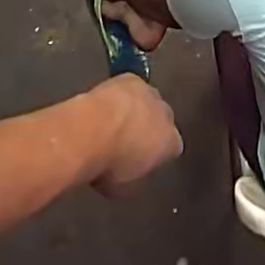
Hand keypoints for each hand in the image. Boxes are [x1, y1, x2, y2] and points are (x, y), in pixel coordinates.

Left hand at [86, 76, 182, 196]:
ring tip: (116, 120)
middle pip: (163, 119)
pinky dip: (122, 94)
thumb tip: (134, 168)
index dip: (158, 153)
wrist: (91, 129)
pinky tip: (108, 104)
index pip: (173, 147)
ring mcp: (148, 91)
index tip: (144, 160)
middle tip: (130, 140)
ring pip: (147, 100)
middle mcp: (165, 113)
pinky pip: (130, 87)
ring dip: (138, 108)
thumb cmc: (111, 165)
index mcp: (170, 142)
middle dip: (151, 127)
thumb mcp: (128, 187)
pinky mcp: (129, 77)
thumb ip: (139, 175)